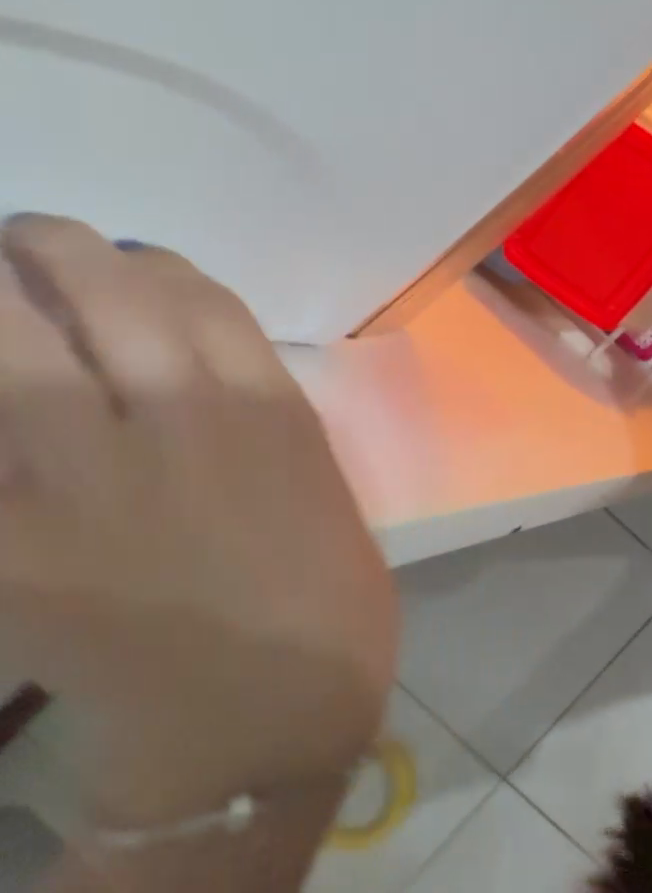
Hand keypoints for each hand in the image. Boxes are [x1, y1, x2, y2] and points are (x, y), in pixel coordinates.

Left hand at [0, 216, 396, 825]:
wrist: (269, 702)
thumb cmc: (324, 595)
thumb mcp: (316, 484)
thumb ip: (258, 421)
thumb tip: (191, 367)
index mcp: (272, 411)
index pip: (197, 296)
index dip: (149, 265)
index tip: (123, 262)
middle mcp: (185, 419)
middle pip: (101, 292)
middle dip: (49, 250)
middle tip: (27, 246)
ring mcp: (86, 477)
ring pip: (12, 344)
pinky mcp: (12, 542)